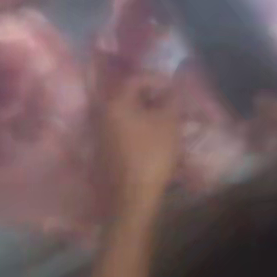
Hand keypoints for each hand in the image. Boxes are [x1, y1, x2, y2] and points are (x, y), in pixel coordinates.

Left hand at [99, 72, 180, 222]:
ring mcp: (100, 134)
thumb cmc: (152, 154)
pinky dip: (140, 126)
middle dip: (153, 96)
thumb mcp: (169, 122)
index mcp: (115, 104)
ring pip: (126, 113)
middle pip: (128, 96)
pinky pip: (123, 128)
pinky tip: (155, 137)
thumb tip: (172, 87)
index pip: (136, 80)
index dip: (158, 80)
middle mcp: (102, 115)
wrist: (133, 196)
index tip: (175, 89)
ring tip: (167, 121)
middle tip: (173, 104)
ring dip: (147, 112)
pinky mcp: (104, 150)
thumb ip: (171, 99)